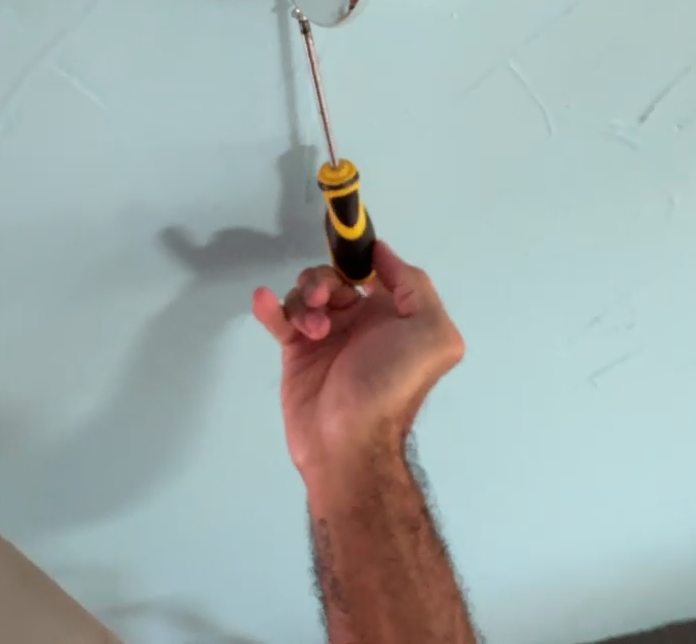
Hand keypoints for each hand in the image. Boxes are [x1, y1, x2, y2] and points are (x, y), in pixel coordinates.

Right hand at [252, 244, 463, 474]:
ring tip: (311, 330)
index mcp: (393, 315)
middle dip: (325, 281)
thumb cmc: (392, 384)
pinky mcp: (295, 352)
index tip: (345, 250)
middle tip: (323, 301)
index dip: (361, 257)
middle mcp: (360, 322)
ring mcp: (325, 336)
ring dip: (304, 301)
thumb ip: (414, 286)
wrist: (349, 444)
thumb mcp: (431, 334)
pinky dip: (270, 306)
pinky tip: (264, 300)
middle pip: (335, 278)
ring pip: (307, 294)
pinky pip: (280, 317)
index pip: (375, 271)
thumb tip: (381, 252)